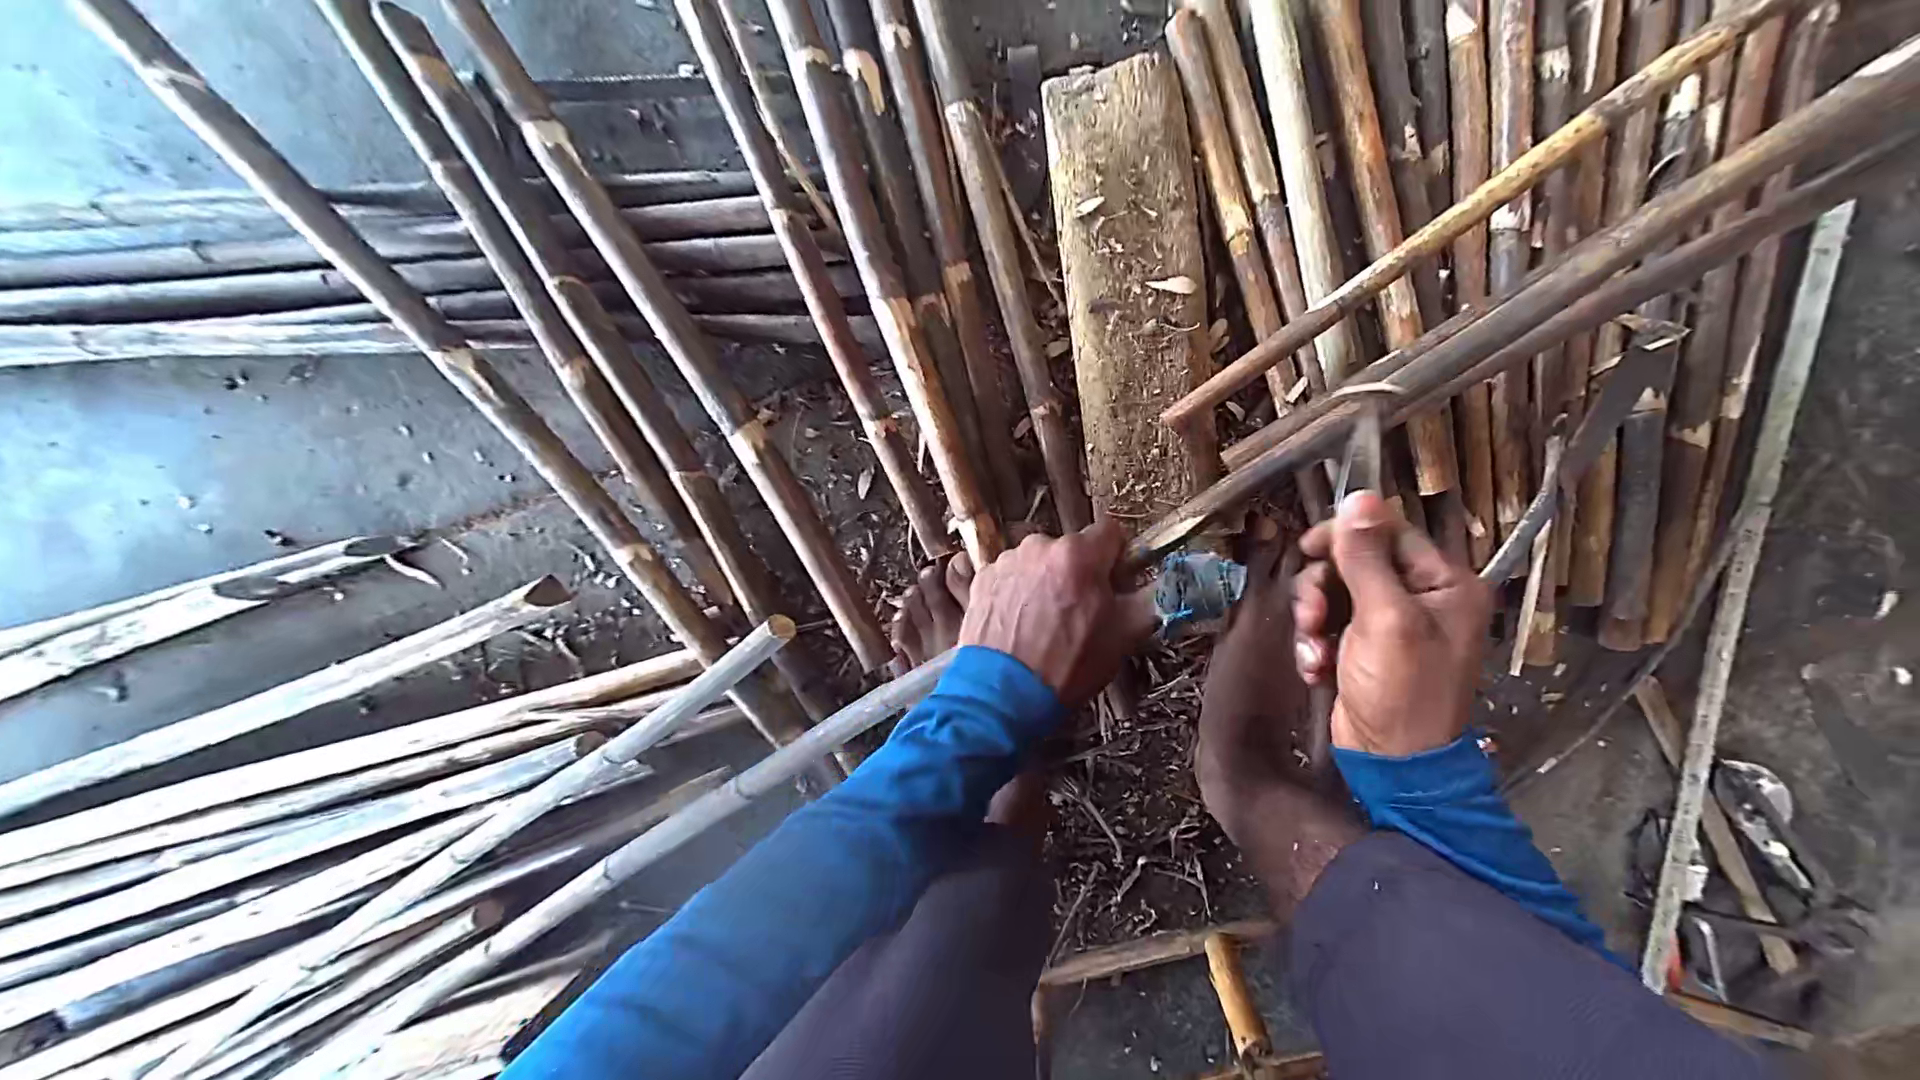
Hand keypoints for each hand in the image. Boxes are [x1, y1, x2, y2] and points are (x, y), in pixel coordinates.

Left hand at [958, 519, 1156, 705]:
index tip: (1115, 583)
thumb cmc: (1067, 666)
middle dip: (1080, 573)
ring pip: (1040, 562)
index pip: (1111, 532)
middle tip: (1080, 613)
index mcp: (1078, 554)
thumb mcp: (1125, 634)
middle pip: (1073, 549)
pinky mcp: (982, 580)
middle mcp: (1038, 547)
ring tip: (1045, 624)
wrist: (1001, 695)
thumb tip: (1172, 581)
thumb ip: (1154, 598)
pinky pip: (1012, 576)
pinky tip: (1020, 624)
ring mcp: (1006, 562)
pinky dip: (1019, 592)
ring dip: (1047, 582)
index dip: (1118, 558)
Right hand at [1292, 491, 1490, 756]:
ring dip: (1311, 618)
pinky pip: (1326, 622)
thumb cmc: (1402, 689)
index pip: (1387, 531)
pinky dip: (1314, 642)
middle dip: (1321, 589)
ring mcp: (1388, 622)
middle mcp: (1418, 596)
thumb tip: (1359, 495)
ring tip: (1313, 649)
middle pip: (1351, 561)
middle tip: (1311, 616)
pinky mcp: (1361, 645)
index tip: (1308, 549)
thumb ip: (1366, 557)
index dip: (1344, 535)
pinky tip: (1317, 667)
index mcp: (1443, 582)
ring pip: (1331, 592)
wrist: (1393, 760)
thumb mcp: (1384, 618)